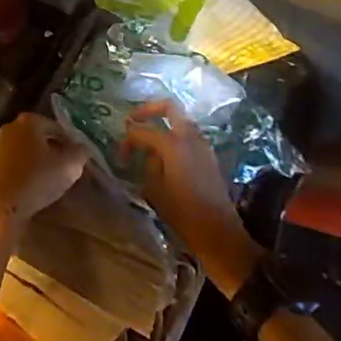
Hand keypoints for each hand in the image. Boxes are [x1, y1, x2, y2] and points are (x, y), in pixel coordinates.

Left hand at [0, 114, 85, 221]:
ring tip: (48, 178)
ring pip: (25, 150)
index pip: (57, 128)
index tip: (77, 158)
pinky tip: (30, 184)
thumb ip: (80, 152)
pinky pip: (13, 164)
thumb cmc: (38, 179)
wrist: (4, 205)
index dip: (70, 143)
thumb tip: (82, 148)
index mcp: (30, 121)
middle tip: (64, 167)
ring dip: (36, 160)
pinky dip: (22, 171)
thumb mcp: (69, 166)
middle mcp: (11, 127)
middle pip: (39, 137)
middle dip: (52, 149)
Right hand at [123, 99, 262, 295]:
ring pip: (181, 120)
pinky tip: (164, 152)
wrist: (219, 233)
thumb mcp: (154, 189)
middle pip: (169, 107)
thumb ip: (147, 163)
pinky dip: (175, 135)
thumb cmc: (182, 213)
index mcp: (173, 143)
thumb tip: (146, 152)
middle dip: (148, 109)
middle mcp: (190, 137)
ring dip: (164, 122)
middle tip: (133, 121)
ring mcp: (203, 144)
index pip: (142, 130)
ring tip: (148, 138)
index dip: (127, 139)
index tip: (121, 156)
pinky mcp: (209, 155)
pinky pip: (189, 135)